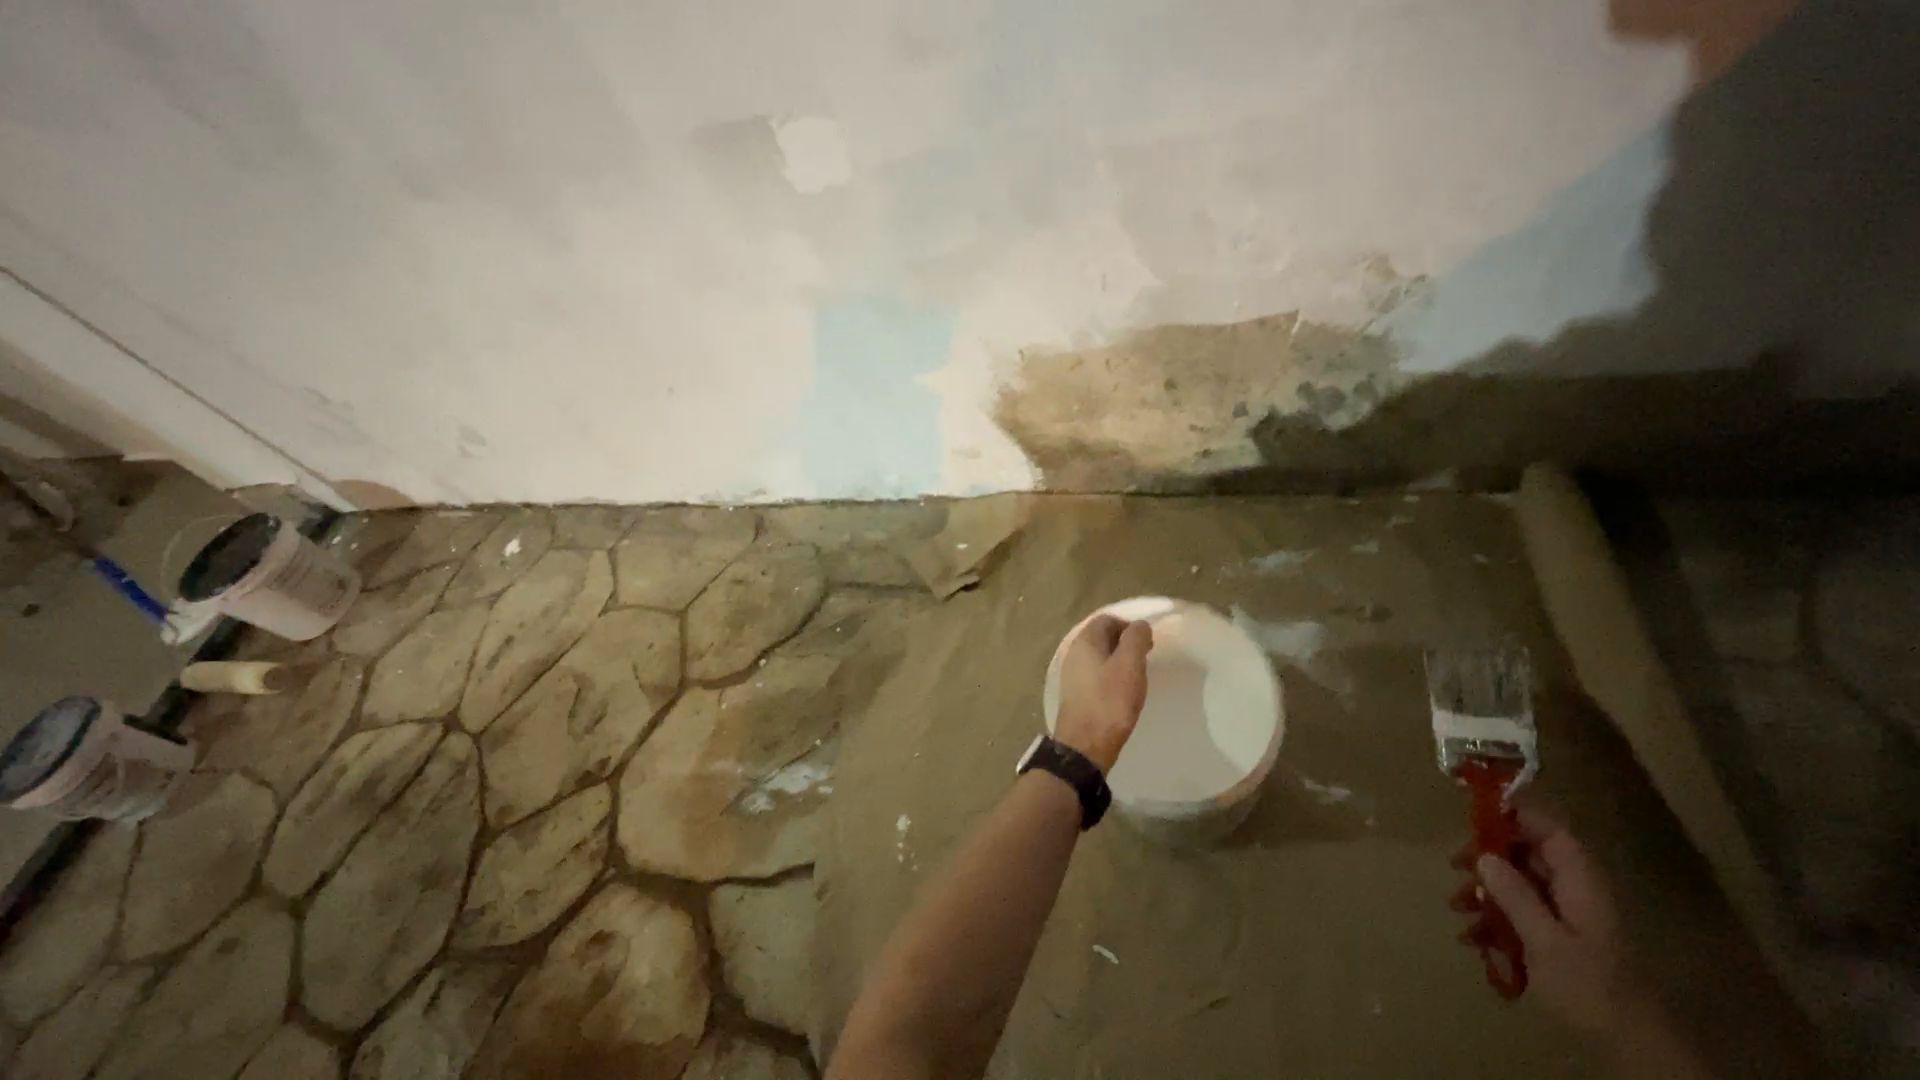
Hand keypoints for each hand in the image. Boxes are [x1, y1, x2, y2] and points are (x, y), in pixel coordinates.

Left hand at [1054, 615, 1152, 771]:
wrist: (1085, 745)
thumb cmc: (1110, 702)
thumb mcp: (1129, 665)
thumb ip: (1135, 639)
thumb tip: (1139, 625)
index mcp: (1085, 641)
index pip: (1107, 619)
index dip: (1129, 625)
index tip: (1148, 642)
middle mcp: (1074, 653)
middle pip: (1102, 637)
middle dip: (1125, 642)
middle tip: (1146, 657)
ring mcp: (1073, 675)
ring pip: (1100, 657)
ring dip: (1120, 660)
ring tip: (1138, 675)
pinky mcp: (1077, 694)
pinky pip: (1096, 674)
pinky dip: (1112, 676)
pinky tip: (1123, 691)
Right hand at [1476, 806, 1640, 1033]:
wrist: (1628, 1041)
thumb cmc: (1588, 985)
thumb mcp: (1544, 941)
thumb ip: (1515, 895)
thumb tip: (1484, 855)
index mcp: (1579, 882)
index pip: (1551, 830)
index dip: (1517, 816)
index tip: (1476, 817)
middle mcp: (1574, 889)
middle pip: (1528, 854)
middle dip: (1488, 859)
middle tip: (1454, 866)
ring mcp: (1567, 913)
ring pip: (1519, 884)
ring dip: (1486, 893)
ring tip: (1456, 909)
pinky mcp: (1558, 936)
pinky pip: (1521, 913)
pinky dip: (1496, 920)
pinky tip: (1473, 940)